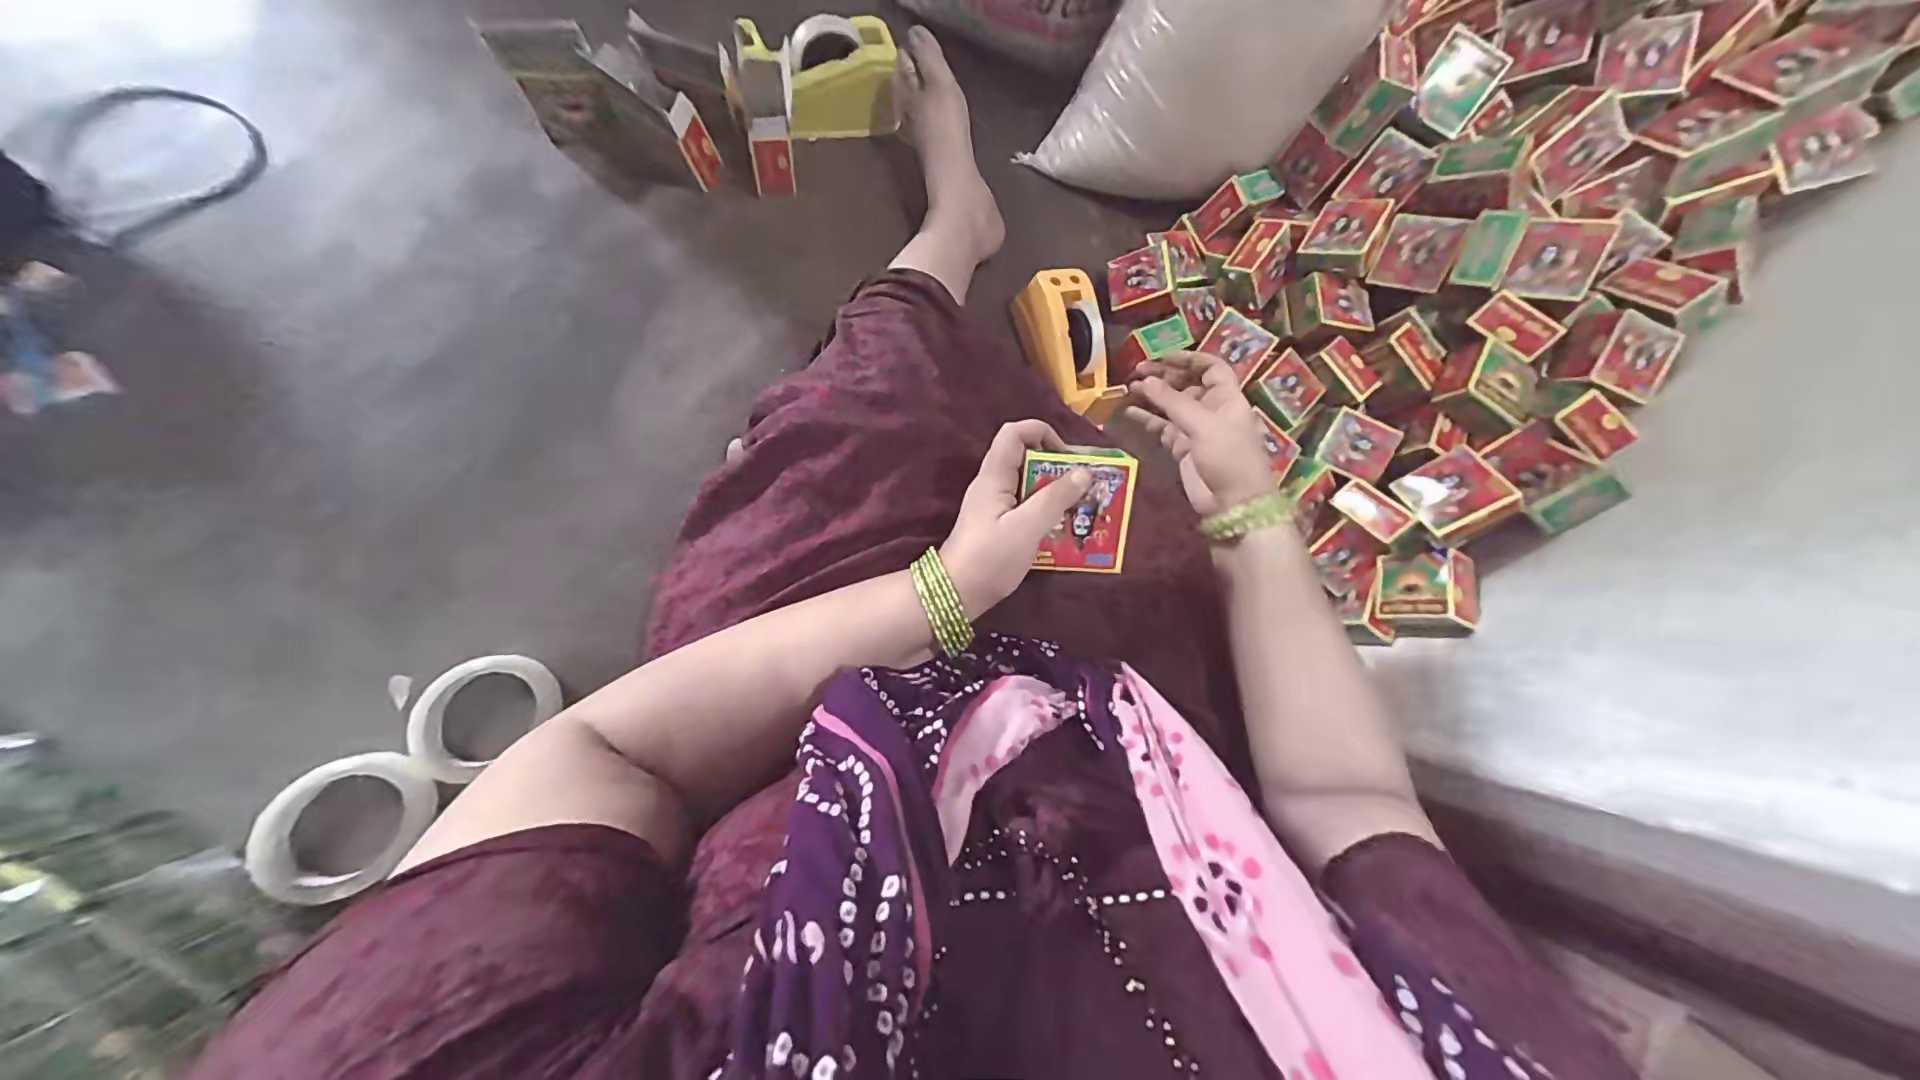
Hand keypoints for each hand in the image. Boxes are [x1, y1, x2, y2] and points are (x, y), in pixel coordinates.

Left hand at [939, 420, 1092, 615]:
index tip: (1068, 456)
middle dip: (1056, 466)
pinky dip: (1044, 510)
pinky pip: (1025, 505)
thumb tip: (1084, 471)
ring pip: (1027, 483)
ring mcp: (993, 505)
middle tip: (1083, 485)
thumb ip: (1055, 498)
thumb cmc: (990, 559)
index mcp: (994, 477)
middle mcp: (992, 485)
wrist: (957, 593)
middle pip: (1025, 457)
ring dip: (1054, 491)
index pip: (1014, 433)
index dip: (1042, 433)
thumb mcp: (1027, 528)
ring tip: (1079, 507)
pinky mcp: (997, 524)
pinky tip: (1061, 527)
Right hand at [1126, 351, 1276, 516]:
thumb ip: (1172, 402)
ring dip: (1152, 396)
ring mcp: (1195, 429)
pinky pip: (1161, 427)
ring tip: (1128, 388)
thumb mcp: (1203, 424)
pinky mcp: (1182, 447)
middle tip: (1136, 371)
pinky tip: (1129, 411)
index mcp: (1227, 397)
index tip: (1161, 356)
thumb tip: (1144, 381)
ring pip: (1171, 405)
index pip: (1210, 367)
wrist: (1232, 502)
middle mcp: (1211, 409)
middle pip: (1187, 384)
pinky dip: (1146, 418)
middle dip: (1164, 376)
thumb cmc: (1228, 457)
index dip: (1188, 359)